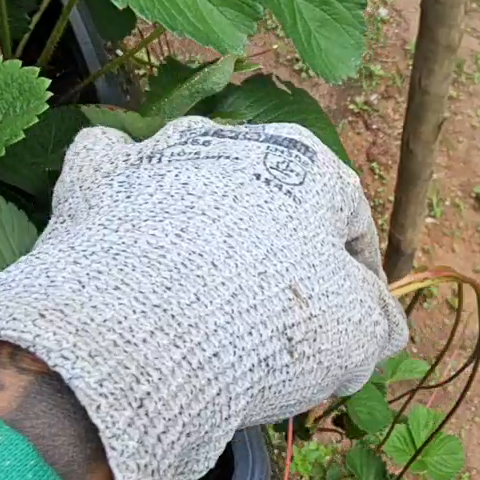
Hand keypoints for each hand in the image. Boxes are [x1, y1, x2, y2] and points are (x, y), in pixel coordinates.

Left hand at [0, 117, 406, 479]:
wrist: (143, 338)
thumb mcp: (359, 335)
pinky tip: (126, 227)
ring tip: (203, 286)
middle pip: (272, 200)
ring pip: (198, 175)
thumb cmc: (270, 323)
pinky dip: (123, 193)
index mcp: (310, 165)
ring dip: (208, 219)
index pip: (350, 220)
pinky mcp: (98, 180)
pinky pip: (115, 168)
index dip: (358, 276)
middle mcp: (238, 141)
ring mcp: (162, 153)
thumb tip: (382, 326)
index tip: (352, 323)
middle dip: (279, 249)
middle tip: (275, 314)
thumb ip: (381, 320)